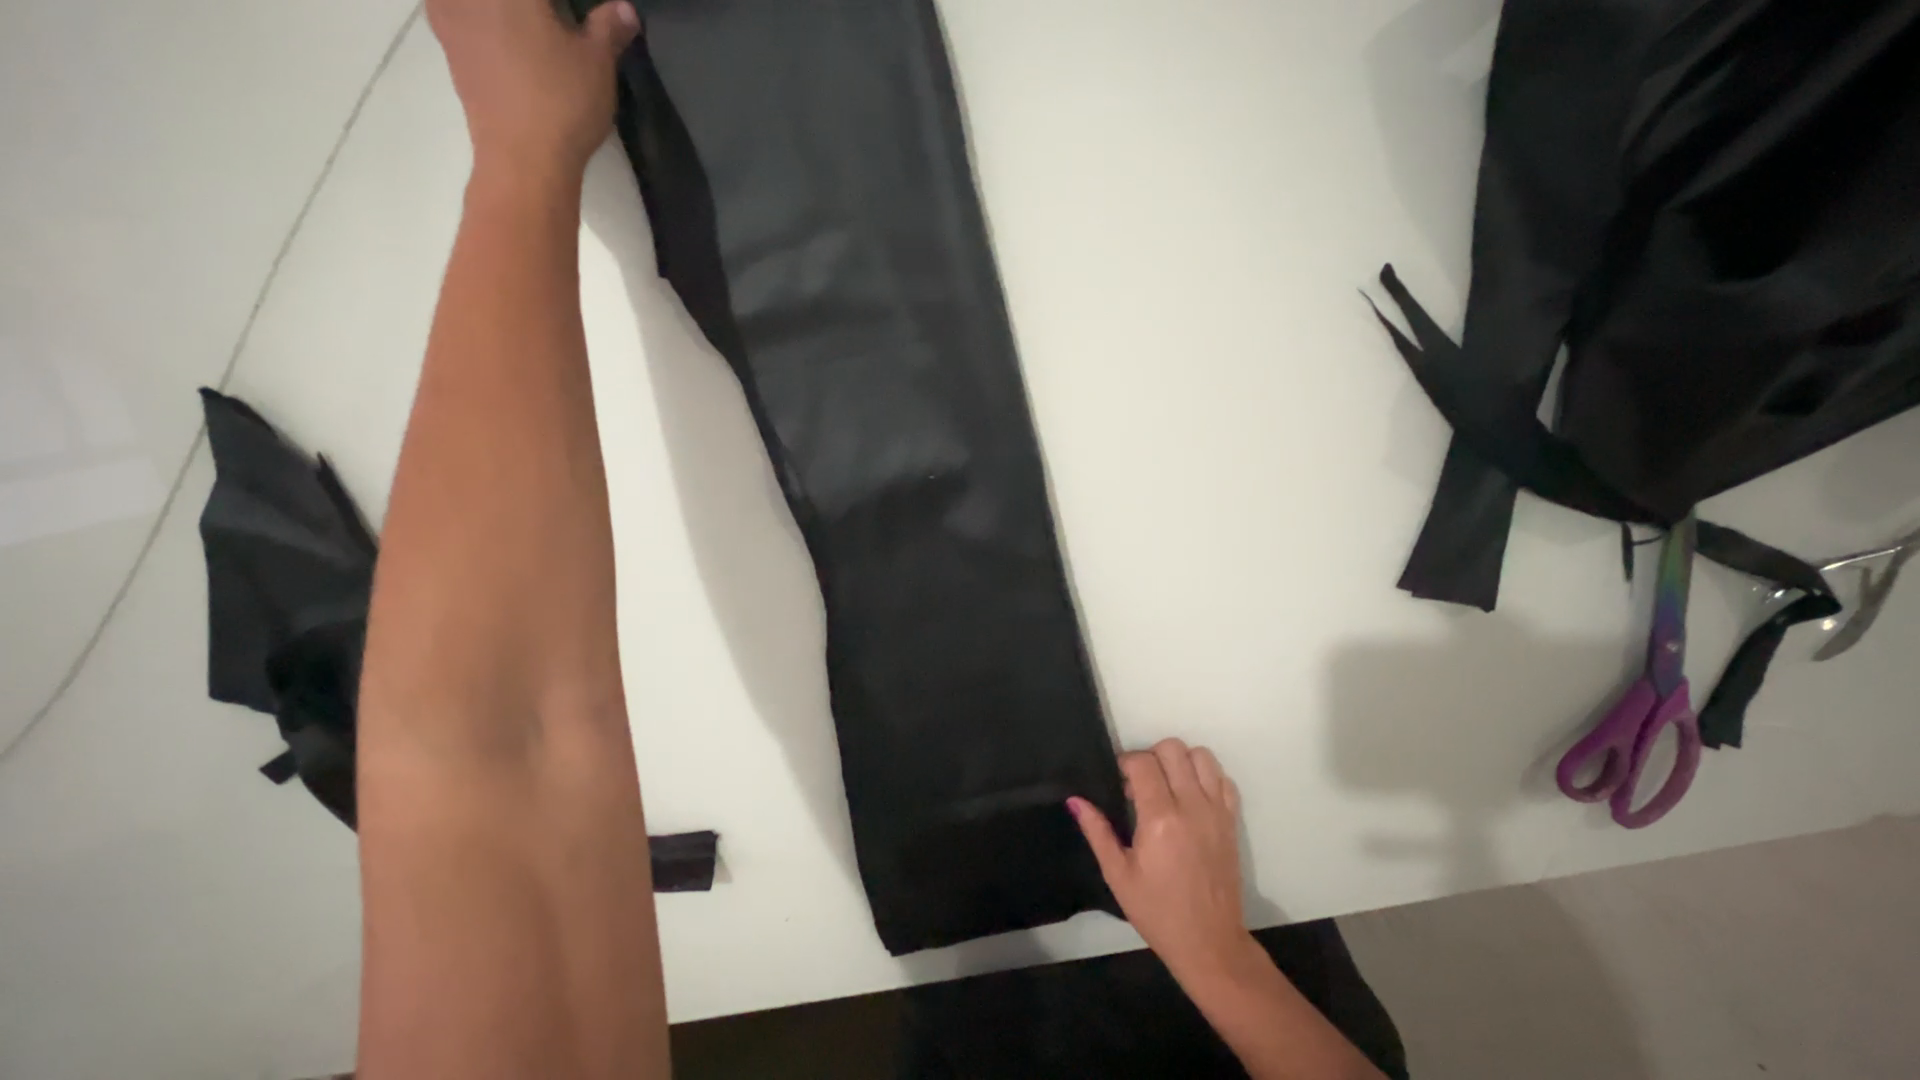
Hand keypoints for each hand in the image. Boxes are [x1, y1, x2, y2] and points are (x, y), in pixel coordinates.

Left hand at [427, 0, 640, 178]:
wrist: (523, 159)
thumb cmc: (563, 102)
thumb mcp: (597, 62)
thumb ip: (609, 27)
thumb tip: (624, 8)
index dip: (562, 5)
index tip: (575, 11)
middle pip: (511, 0)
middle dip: (536, 8)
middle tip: (557, 18)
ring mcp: (450, 13)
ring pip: (475, 4)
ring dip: (501, 13)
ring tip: (533, 30)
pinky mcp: (446, 45)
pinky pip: (458, 11)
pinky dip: (479, 18)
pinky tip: (506, 36)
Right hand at [1070, 739, 1257, 983]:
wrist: (1209, 941)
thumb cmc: (1157, 911)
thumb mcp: (1118, 875)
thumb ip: (1097, 832)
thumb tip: (1075, 800)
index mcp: (1160, 818)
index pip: (1142, 763)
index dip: (1125, 763)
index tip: (1118, 782)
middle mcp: (1191, 806)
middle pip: (1172, 749)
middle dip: (1151, 756)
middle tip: (1140, 783)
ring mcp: (1216, 811)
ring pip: (1201, 756)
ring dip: (1180, 762)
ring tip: (1167, 786)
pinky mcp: (1231, 821)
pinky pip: (1222, 779)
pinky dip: (1206, 777)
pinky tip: (1190, 798)